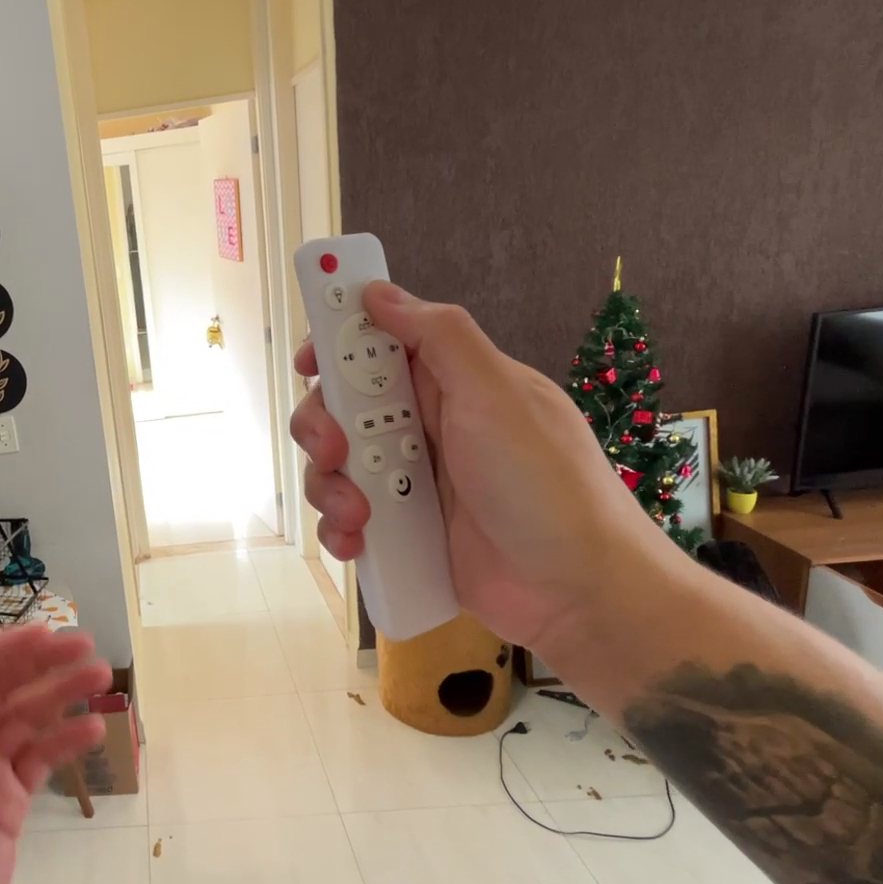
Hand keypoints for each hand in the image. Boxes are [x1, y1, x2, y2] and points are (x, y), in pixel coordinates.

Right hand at [291, 282, 678, 650]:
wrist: (574, 592)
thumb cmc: (542, 481)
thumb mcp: (497, 394)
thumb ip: (440, 337)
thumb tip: (378, 291)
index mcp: (447, 384)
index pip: (375, 348)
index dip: (334, 347)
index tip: (308, 361)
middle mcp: (420, 428)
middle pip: (338, 409)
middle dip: (320, 427)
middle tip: (334, 450)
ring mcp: (406, 482)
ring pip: (332, 466)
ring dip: (329, 487)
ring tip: (360, 515)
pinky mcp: (398, 531)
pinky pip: (344, 519)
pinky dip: (339, 529)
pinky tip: (357, 541)